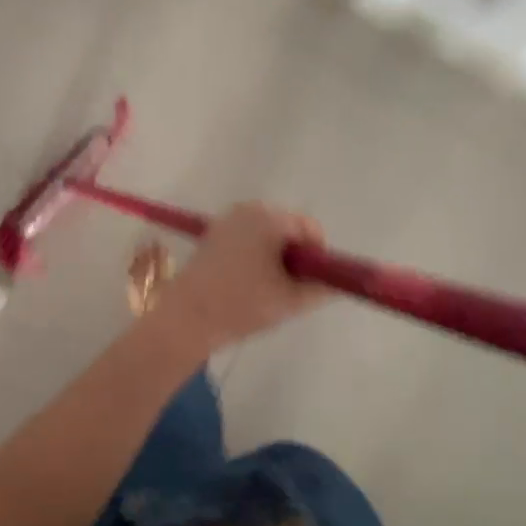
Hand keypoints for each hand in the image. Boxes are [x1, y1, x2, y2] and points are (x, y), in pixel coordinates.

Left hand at [150, 202, 328, 351]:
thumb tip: (336, 282)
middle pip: (288, 228)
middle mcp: (248, 209)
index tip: (311, 282)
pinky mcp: (213, 233)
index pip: (309, 228)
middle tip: (288, 288)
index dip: (318, 255)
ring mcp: (227, 219)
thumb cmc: (243, 304)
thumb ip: (322, 288)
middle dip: (295, 255)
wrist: (188, 316)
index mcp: (269, 218)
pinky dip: (255, 255)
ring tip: (266, 288)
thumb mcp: (292, 300)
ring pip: (267, 234)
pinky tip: (246, 283)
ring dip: (274, 256)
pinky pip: (247, 238)